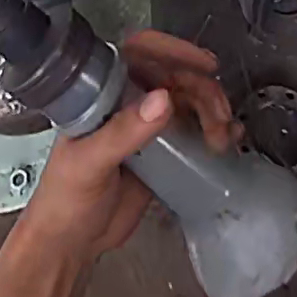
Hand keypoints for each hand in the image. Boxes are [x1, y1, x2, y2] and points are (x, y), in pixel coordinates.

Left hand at [16, 31, 241, 264]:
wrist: (69, 246)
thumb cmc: (65, 198)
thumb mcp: (90, 162)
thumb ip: (124, 131)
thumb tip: (164, 98)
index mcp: (105, 90)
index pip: (140, 52)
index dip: (173, 50)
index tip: (203, 64)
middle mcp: (129, 99)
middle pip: (175, 75)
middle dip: (202, 89)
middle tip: (218, 116)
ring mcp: (148, 124)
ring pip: (190, 99)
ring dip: (213, 110)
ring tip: (222, 137)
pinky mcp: (166, 151)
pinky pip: (196, 128)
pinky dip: (217, 129)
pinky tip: (230, 139)